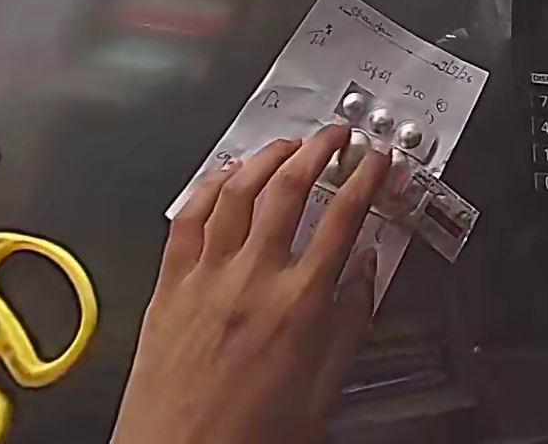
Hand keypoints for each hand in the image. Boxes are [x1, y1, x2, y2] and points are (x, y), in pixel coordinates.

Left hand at [113, 127, 390, 443]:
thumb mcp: (324, 388)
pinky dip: (210, 186)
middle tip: (334, 135)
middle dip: (319, 148)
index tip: (376, 159)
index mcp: (299, 305)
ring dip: (269, 155)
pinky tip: (226, 174)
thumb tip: (367, 268)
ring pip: (240, 190)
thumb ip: (351, 319)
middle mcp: (254, 280)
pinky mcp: (170, 287)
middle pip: (291, 187)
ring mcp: (208, 278)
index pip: (344, 216)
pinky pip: (188, 218)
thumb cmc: (249, 440)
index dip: (367, 176)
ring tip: (288, 142)